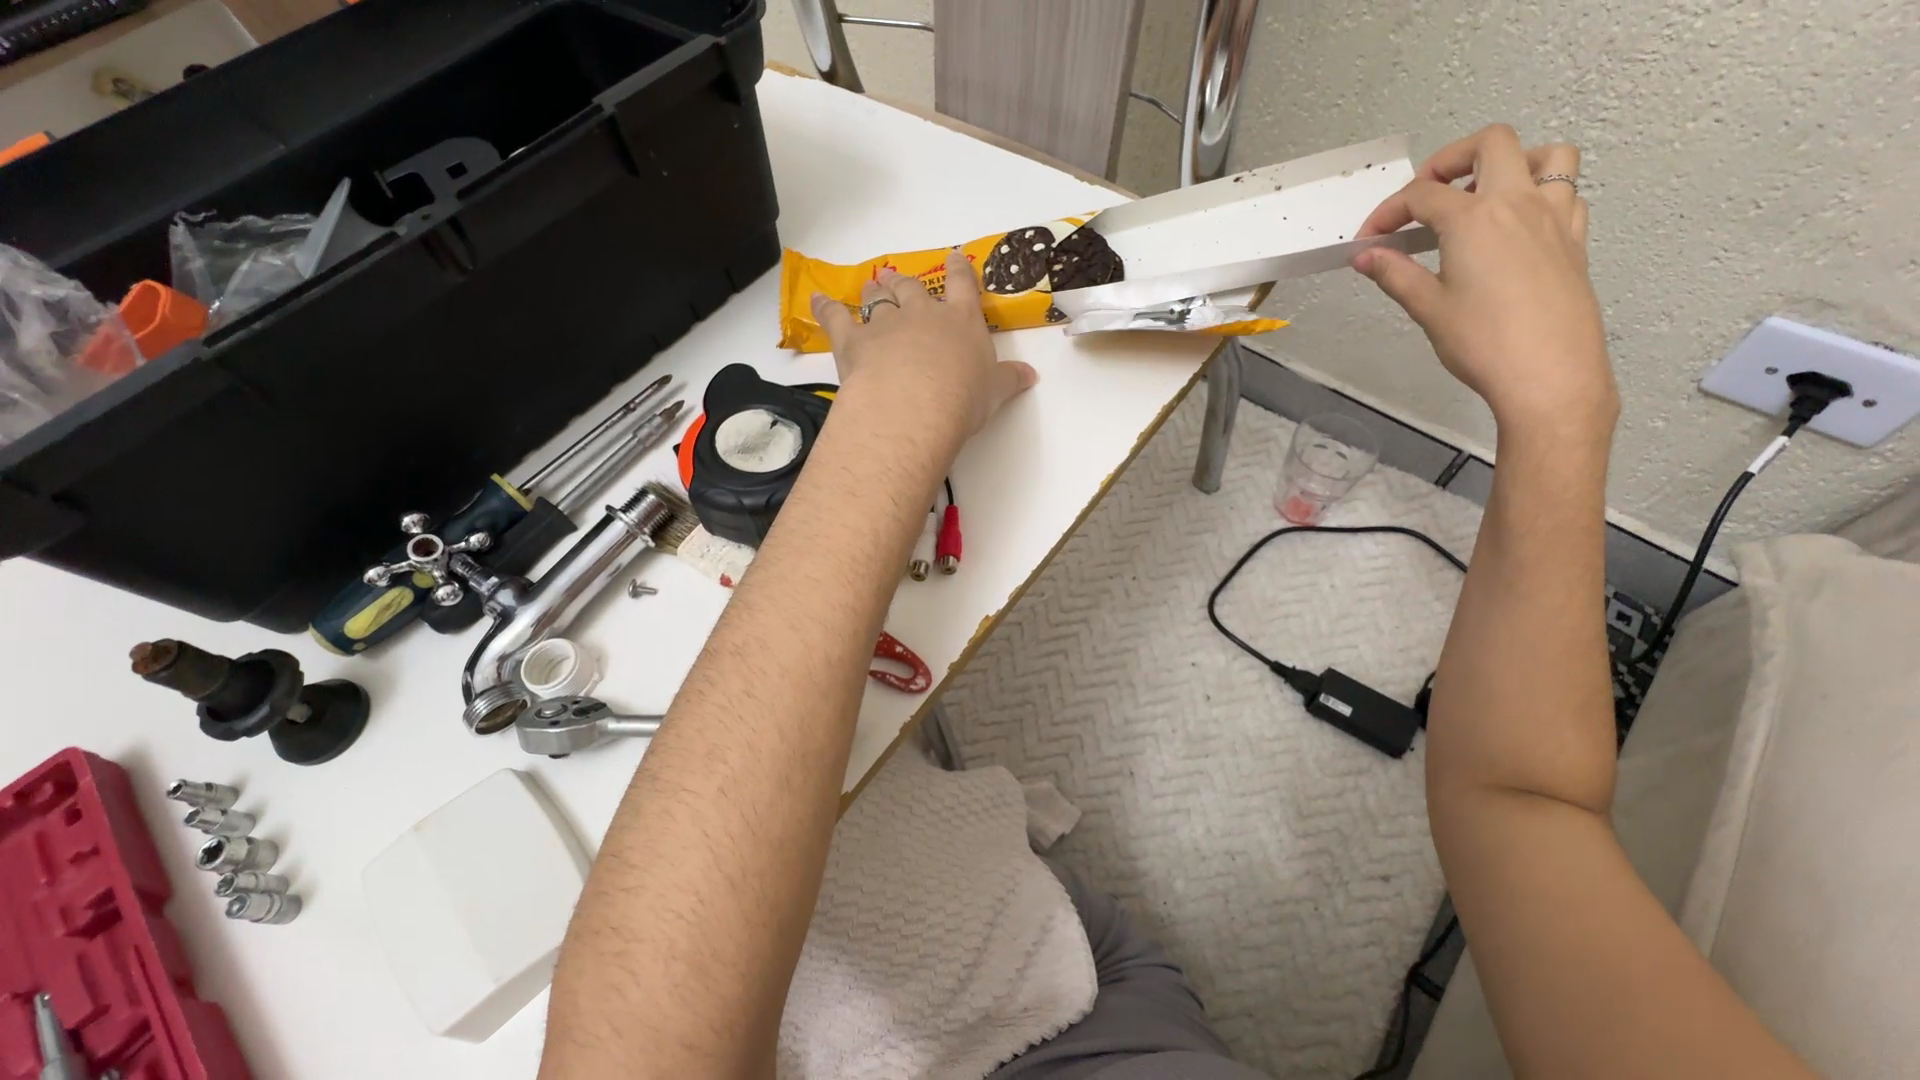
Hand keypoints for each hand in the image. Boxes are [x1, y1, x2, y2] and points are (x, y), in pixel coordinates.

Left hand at [809, 251, 1036, 445]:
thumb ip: (1010, 380)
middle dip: (906, 282)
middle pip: (913, 287)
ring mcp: (885, 324)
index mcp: (961, 321)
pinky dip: (825, 308)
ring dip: (875, 291)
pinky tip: (816, 300)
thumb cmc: (963, 398)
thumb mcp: (995, 392)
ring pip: (877, 298)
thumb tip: (1030, 375)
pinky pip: (835, 318)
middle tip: (899, 278)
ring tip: (872, 286)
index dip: (959, 270)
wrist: (916, 405)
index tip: (955, 257)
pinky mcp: (853, 341)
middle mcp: (922, 314)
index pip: (963, 286)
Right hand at [1354, 126, 1616, 437]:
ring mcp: (1555, 218)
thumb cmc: (1484, 343)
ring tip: (1485, 194)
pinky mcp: (1575, 240)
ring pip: (1547, 155)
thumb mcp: (1427, 308)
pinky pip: (1567, 194)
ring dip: (1513, 162)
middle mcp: (1518, 204)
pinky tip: (1517, 227)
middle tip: (1428, 191)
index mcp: (1474, 218)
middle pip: (1491, 143)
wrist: (1549, 374)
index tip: (1369, 238)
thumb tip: (1366, 257)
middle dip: (1452, 158)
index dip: (1388, 212)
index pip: (1422, 196)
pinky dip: (1541, 195)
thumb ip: (1395, 274)